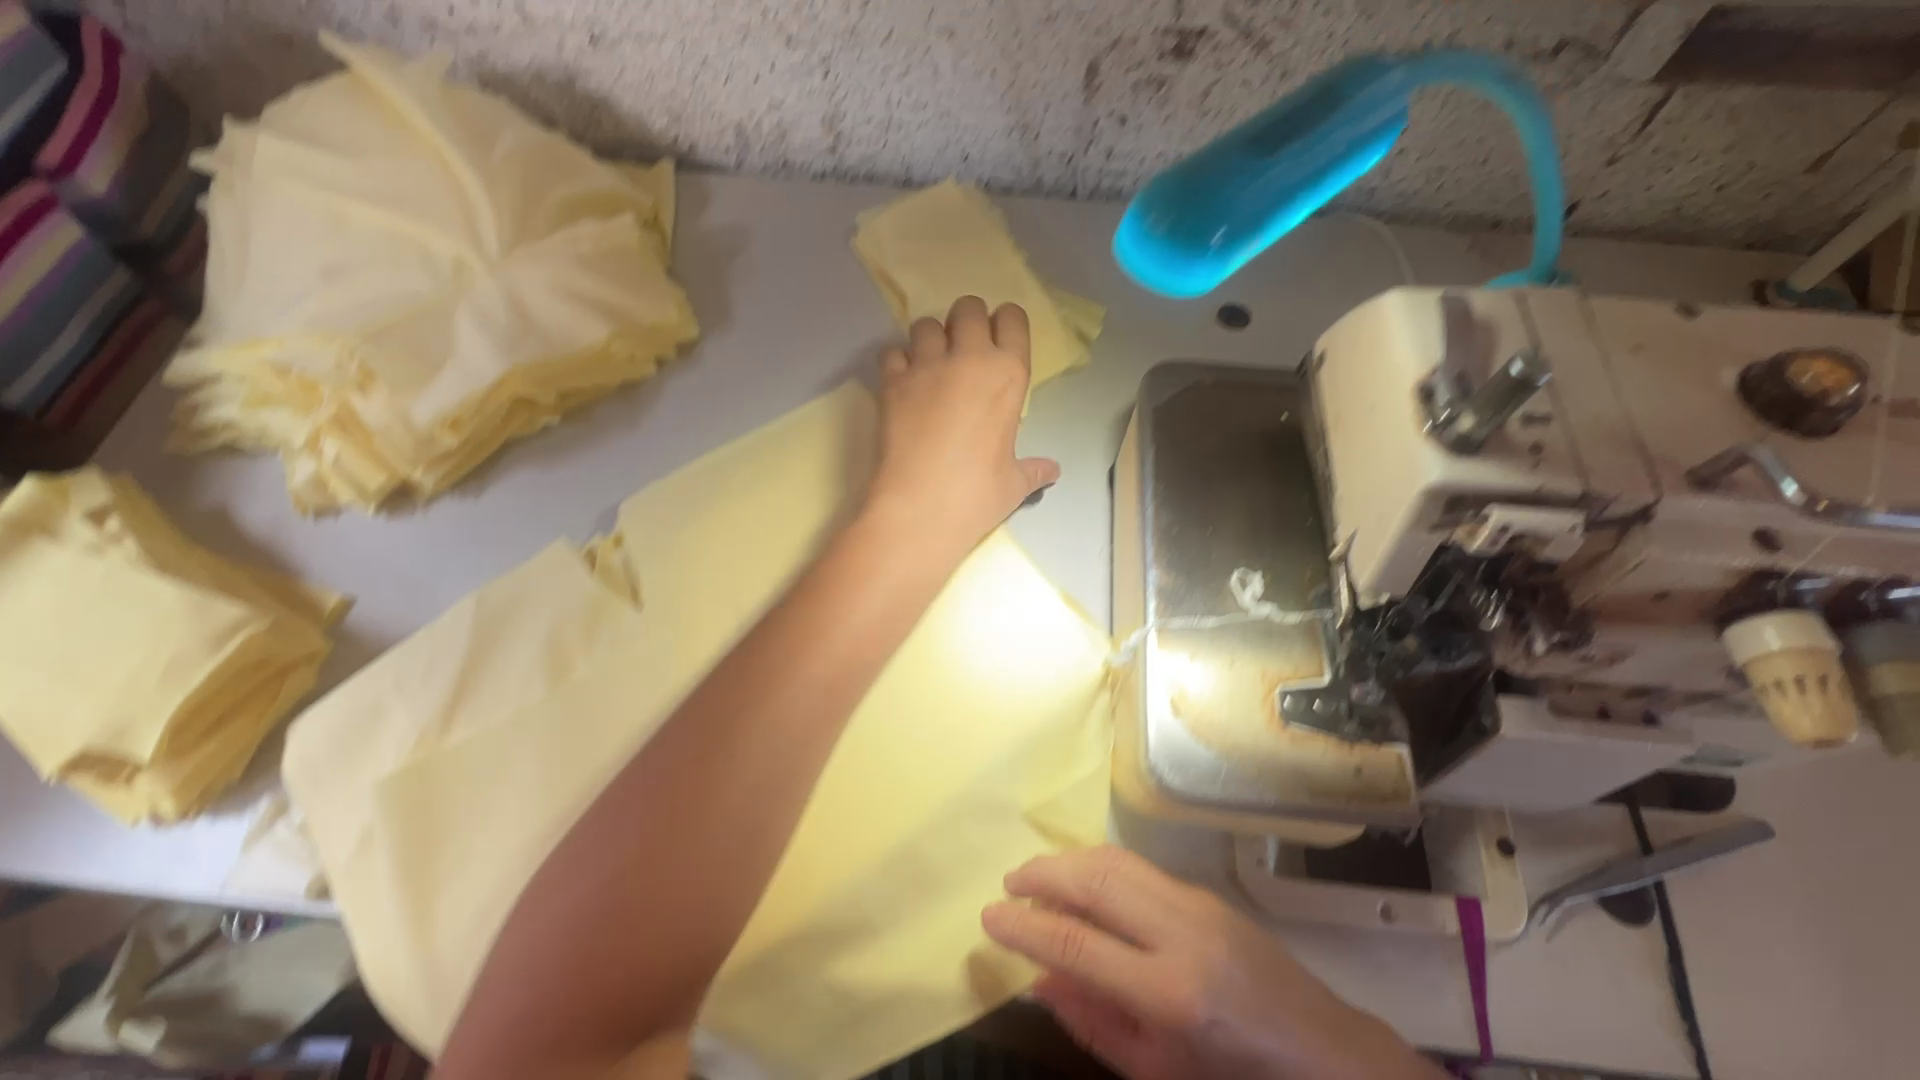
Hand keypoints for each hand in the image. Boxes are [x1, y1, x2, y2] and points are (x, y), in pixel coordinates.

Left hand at [864, 296, 1058, 555]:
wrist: (919, 509)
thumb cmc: (976, 495)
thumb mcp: (1014, 483)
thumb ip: (1033, 469)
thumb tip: (1052, 471)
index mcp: (1009, 374)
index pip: (1012, 319)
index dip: (1005, 324)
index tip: (999, 342)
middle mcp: (969, 358)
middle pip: (967, 308)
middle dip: (966, 321)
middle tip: (963, 350)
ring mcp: (926, 367)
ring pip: (925, 324)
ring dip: (930, 338)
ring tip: (930, 366)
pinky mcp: (891, 382)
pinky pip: (892, 352)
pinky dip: (897, 362)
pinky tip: (903, 384)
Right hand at [982, 846, 1447, 1079]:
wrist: (1326, 1054)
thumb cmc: (1235, 1078)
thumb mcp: (1157, 1071)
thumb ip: (1092, 1023)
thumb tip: (1039, 978)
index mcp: (1171, 993)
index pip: (1076, 943)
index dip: (1024, 926)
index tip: (988, 916)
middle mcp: (1183, 934)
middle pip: (1095, 880)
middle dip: (1042, 874)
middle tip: (1008, 885)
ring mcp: (1200, 905)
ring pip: (1117, 860)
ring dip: (1068, 861)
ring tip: (1035, 876)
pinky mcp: (1208, 894)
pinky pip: (1140, 867)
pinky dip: (1099, 865)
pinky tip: (1082, 881)